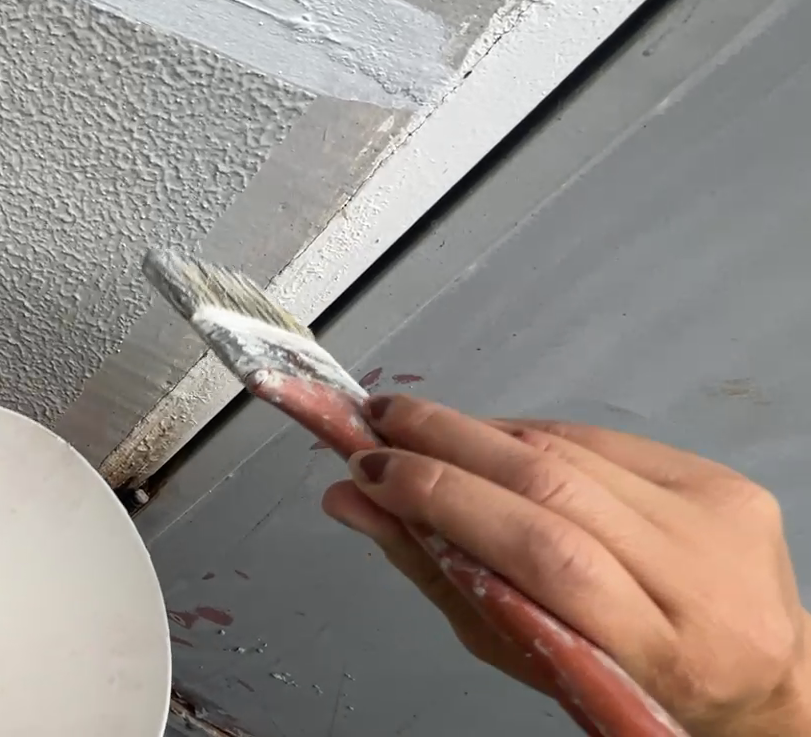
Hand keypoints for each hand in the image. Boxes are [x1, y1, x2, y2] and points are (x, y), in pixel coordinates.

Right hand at [321, 394, 810, 736]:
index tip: (366, 467)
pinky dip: (517, 433)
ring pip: (559, 448)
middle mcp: (706, 582)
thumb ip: (424, 563)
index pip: (539, 550)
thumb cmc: (608, 670)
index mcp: (656, 647)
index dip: (442, 495)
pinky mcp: (722, 483)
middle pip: (548, 482)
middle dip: (441, 439)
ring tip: (413, 427)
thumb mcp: (502, 640)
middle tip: (375, 419)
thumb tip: (344, 497)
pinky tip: (486, 444)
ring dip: (469, 432)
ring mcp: (721, 522)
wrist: (754, 676)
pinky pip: (588, 436)